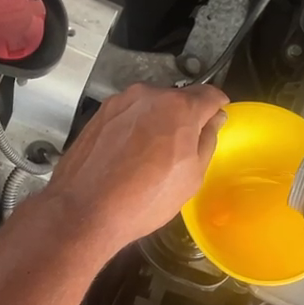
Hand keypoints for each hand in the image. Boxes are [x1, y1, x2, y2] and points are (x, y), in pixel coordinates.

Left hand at [37, 83, 227, 250]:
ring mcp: (120, 102)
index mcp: (179, 107)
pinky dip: (134, 129)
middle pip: (177, 99)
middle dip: (184, 119)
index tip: (217, 116)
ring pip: (150, 107)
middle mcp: (149, 96)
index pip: (209, 94)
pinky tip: (129, 158)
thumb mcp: (192, 176)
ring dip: (157, 124)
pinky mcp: (99, 114)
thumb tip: (212, 122)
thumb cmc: (143, 199)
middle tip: (182, 149)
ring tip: (151, 158)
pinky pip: (128, 116)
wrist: (86, 210)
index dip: (217, 107)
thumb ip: (207, 140)